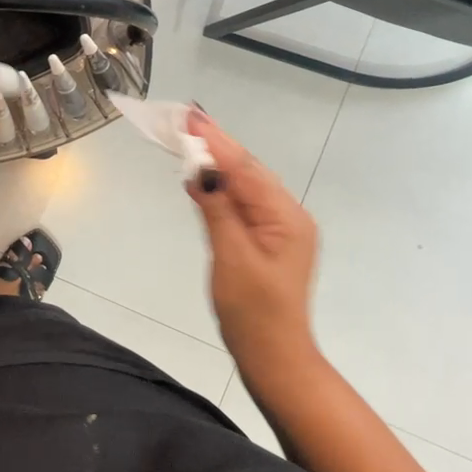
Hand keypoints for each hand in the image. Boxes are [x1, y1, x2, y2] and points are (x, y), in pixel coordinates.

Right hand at [185, 108, 319, 365]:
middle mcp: (287, 215)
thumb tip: (201, 169)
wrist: (273, 355)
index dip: (214, 141)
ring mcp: (279, 228)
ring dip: (217, 162)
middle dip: (215, 144)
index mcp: (285, 216)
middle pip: (247, 170)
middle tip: (184, 118)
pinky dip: (220, 187)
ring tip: (189, 137)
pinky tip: (201, 177)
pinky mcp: (266, 241)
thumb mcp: (232, 257)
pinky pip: (242, 203)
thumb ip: (218, 209)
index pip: (244, 168)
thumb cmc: (253, 310)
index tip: (189, 116)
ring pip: (244, 184)